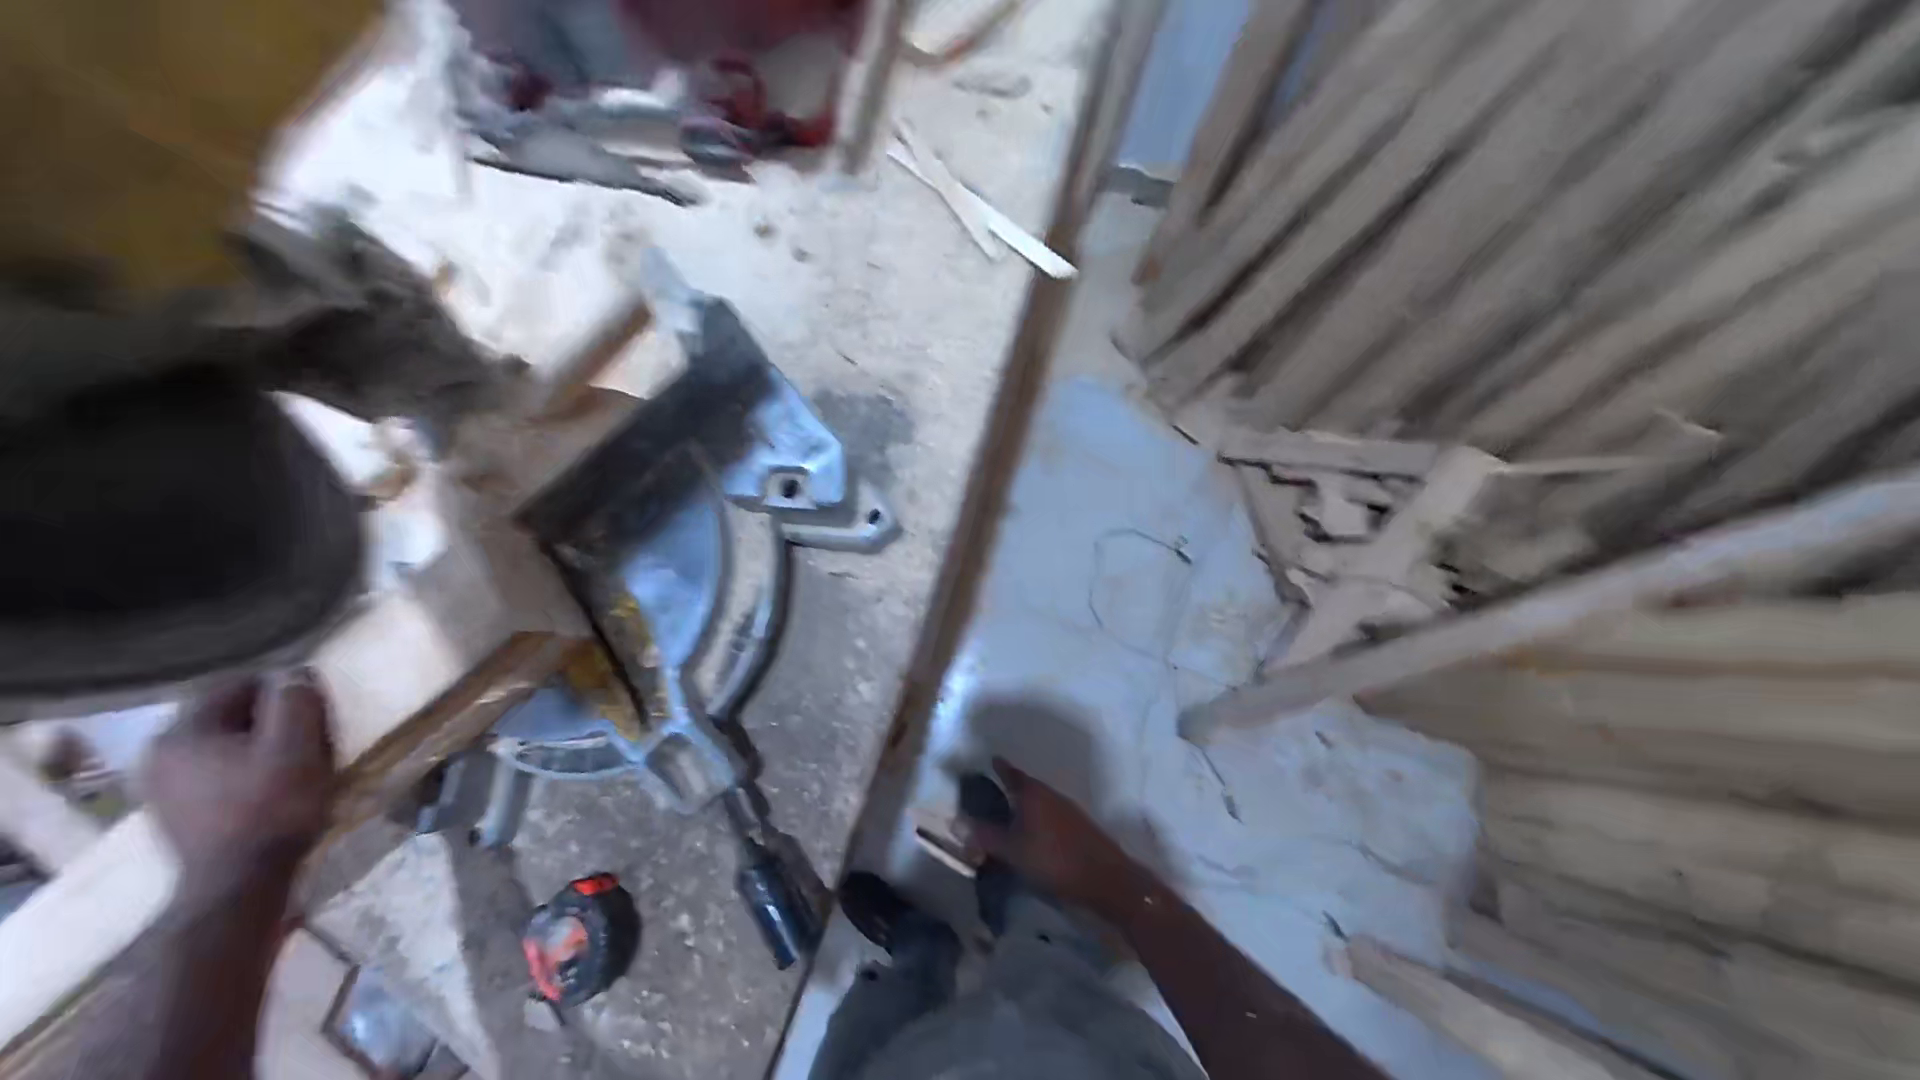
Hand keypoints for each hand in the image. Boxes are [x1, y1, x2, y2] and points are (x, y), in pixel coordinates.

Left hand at [145, 672, 335, 896]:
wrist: (241, 882)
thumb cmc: (274, 805)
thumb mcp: (297, 744)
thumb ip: (295, 700)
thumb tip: (293, 673)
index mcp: (182, 733)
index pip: (232, 684)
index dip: (278, 684)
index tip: (315, 699)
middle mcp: (159, 755)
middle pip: (223, 714)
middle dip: (268, 714)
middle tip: (311, 726)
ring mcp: (162, 787)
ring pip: (219, 744)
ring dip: (257, 741)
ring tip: (297, 755)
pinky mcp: (176, 812)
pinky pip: (214, 771)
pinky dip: (244, 767)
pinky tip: (272, 783)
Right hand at [967, 758, 1147, 918]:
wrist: (1106, 879)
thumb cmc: (1054, 859)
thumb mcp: (1012, 851)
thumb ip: (984, 837)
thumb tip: (957, 822)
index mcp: (1033, 792)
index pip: (1010, 772)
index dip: (998, 767)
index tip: (988, 761)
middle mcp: (1050, 794)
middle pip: (1024, 786)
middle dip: (1007, 790)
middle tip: (989, 797)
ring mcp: (1067, 810)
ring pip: (1037, 803)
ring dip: (1022, 809)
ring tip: (1006, 821)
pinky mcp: (1078, 828)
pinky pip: (1048, 817)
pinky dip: (1035, 822)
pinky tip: (1030, 838)